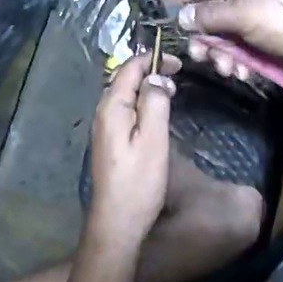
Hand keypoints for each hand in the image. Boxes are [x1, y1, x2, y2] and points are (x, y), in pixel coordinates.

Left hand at [85, 53, 176, 248]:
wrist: (117, 223)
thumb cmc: (139, 181)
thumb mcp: (153, 138)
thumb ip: (155, 102)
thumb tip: (157, 76)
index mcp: (112, 106)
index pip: (130, 68)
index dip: (154, 59)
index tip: (179, 63)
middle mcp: (103, 111)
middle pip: (124, 77)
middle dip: (150, 69)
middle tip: (178, 74)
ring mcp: (103, 127)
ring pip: (124, 93)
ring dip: (146, 85)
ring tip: (170, 89)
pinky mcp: (109, 140)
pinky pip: (124, 108)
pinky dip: (141, 100)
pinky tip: (155, 111)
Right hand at [171, 0, 282, 78]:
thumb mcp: (242, 14)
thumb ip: (209, 15)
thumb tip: (181, 16)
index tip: (165, 14)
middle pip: (211, 15)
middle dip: (205, 38)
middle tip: (199, 55)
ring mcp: (255, 19)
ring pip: (224, 37)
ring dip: (222, 55)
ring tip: (229, 69)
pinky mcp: (264, 41)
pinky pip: (240, 50)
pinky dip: (238, 62)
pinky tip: (243, 73)